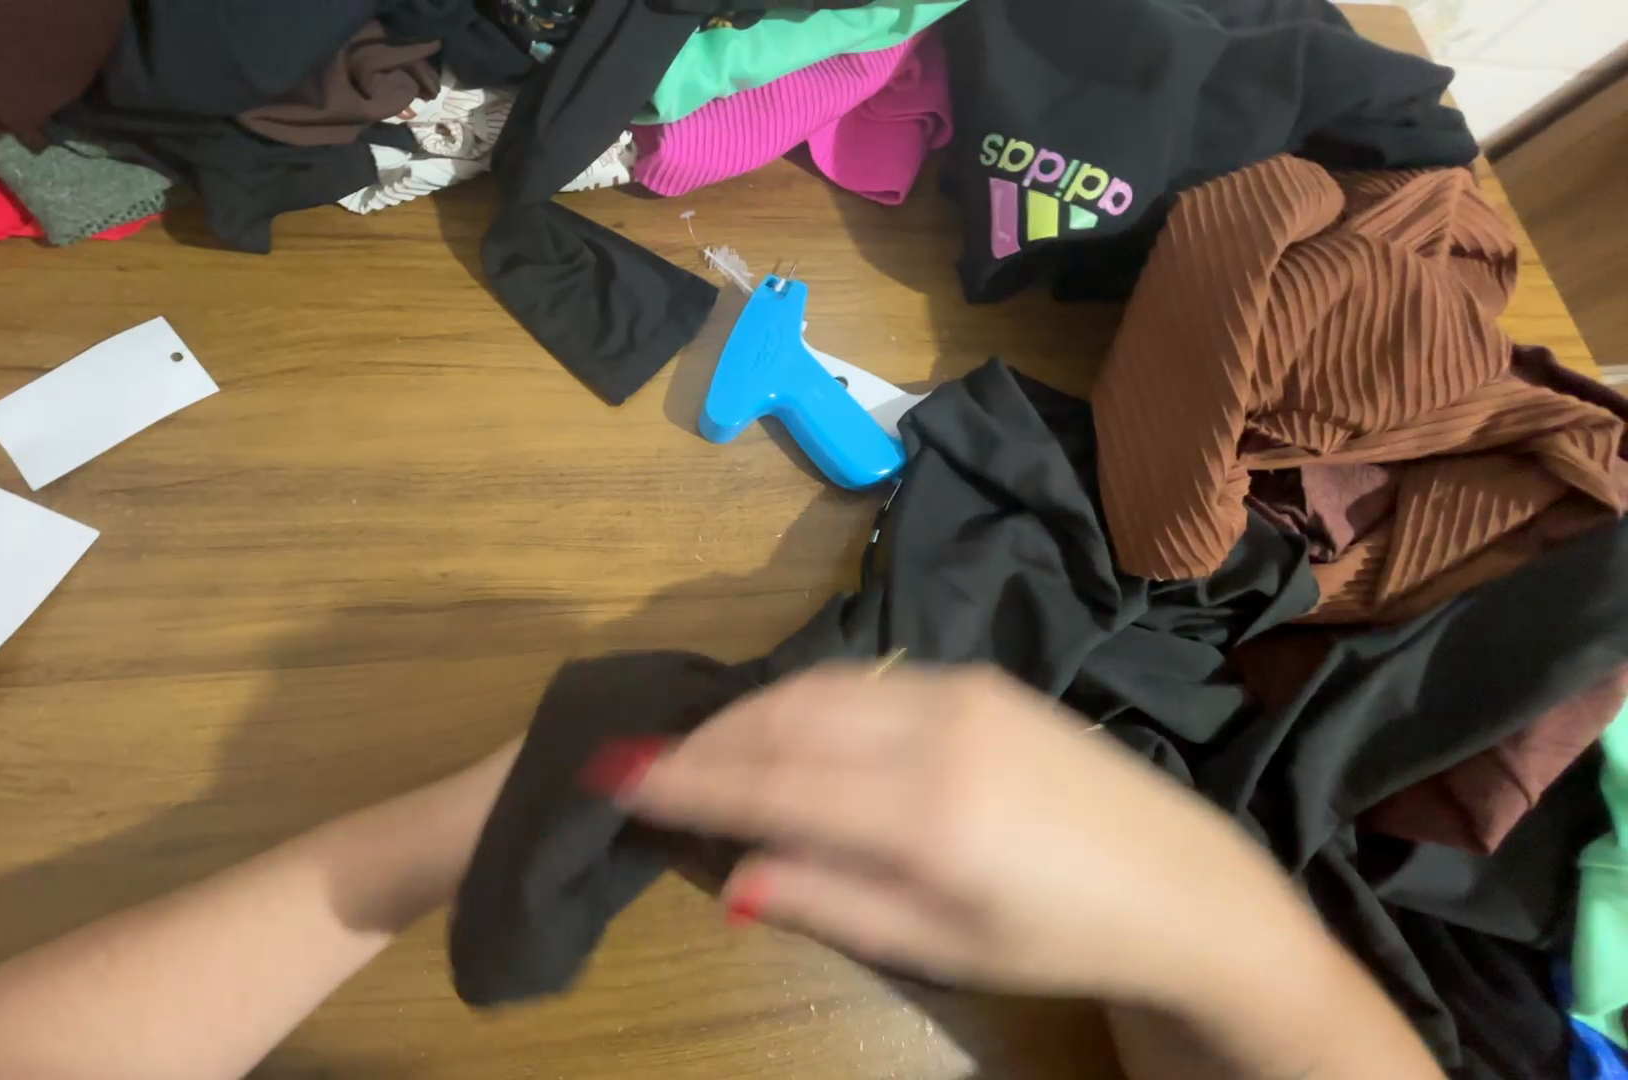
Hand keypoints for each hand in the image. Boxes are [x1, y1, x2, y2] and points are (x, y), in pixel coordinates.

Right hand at [588, 665, 1333, 1011]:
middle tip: (651, 760)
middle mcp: (936, 728)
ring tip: (702, 746)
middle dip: (708, 737)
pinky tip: (778, 724)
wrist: (1186, 882)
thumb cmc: (1060, 936)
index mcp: (930, 813)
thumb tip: (733, 875)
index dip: (690, 780)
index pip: (776, 785)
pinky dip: (799, 698)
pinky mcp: (971, 674)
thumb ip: (830, 899)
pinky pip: (857, 677)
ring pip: (815, 684)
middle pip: (786, 715)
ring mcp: (956, 687)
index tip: (621, 774)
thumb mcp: (943, 945)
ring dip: (748, 712)